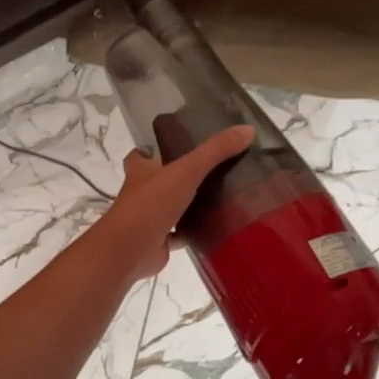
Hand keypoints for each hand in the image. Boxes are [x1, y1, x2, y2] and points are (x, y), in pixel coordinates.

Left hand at [100, 125, 254, 279]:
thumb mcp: (186, 170)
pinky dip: (194, 233)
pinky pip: (179, 235)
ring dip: (189, 206)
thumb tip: (248, 129)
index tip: (175, 146)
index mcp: (141, 173)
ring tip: (222, 197)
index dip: (152, 150)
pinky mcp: (158, 243)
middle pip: (160, 182)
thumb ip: (215, 151)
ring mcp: (149, 220)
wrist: (130, 249)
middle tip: (212, 172)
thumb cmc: (151, 203)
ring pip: (171, 209)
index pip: (141, 155)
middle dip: (179, 178)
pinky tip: (215, 229)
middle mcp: (142, 195)